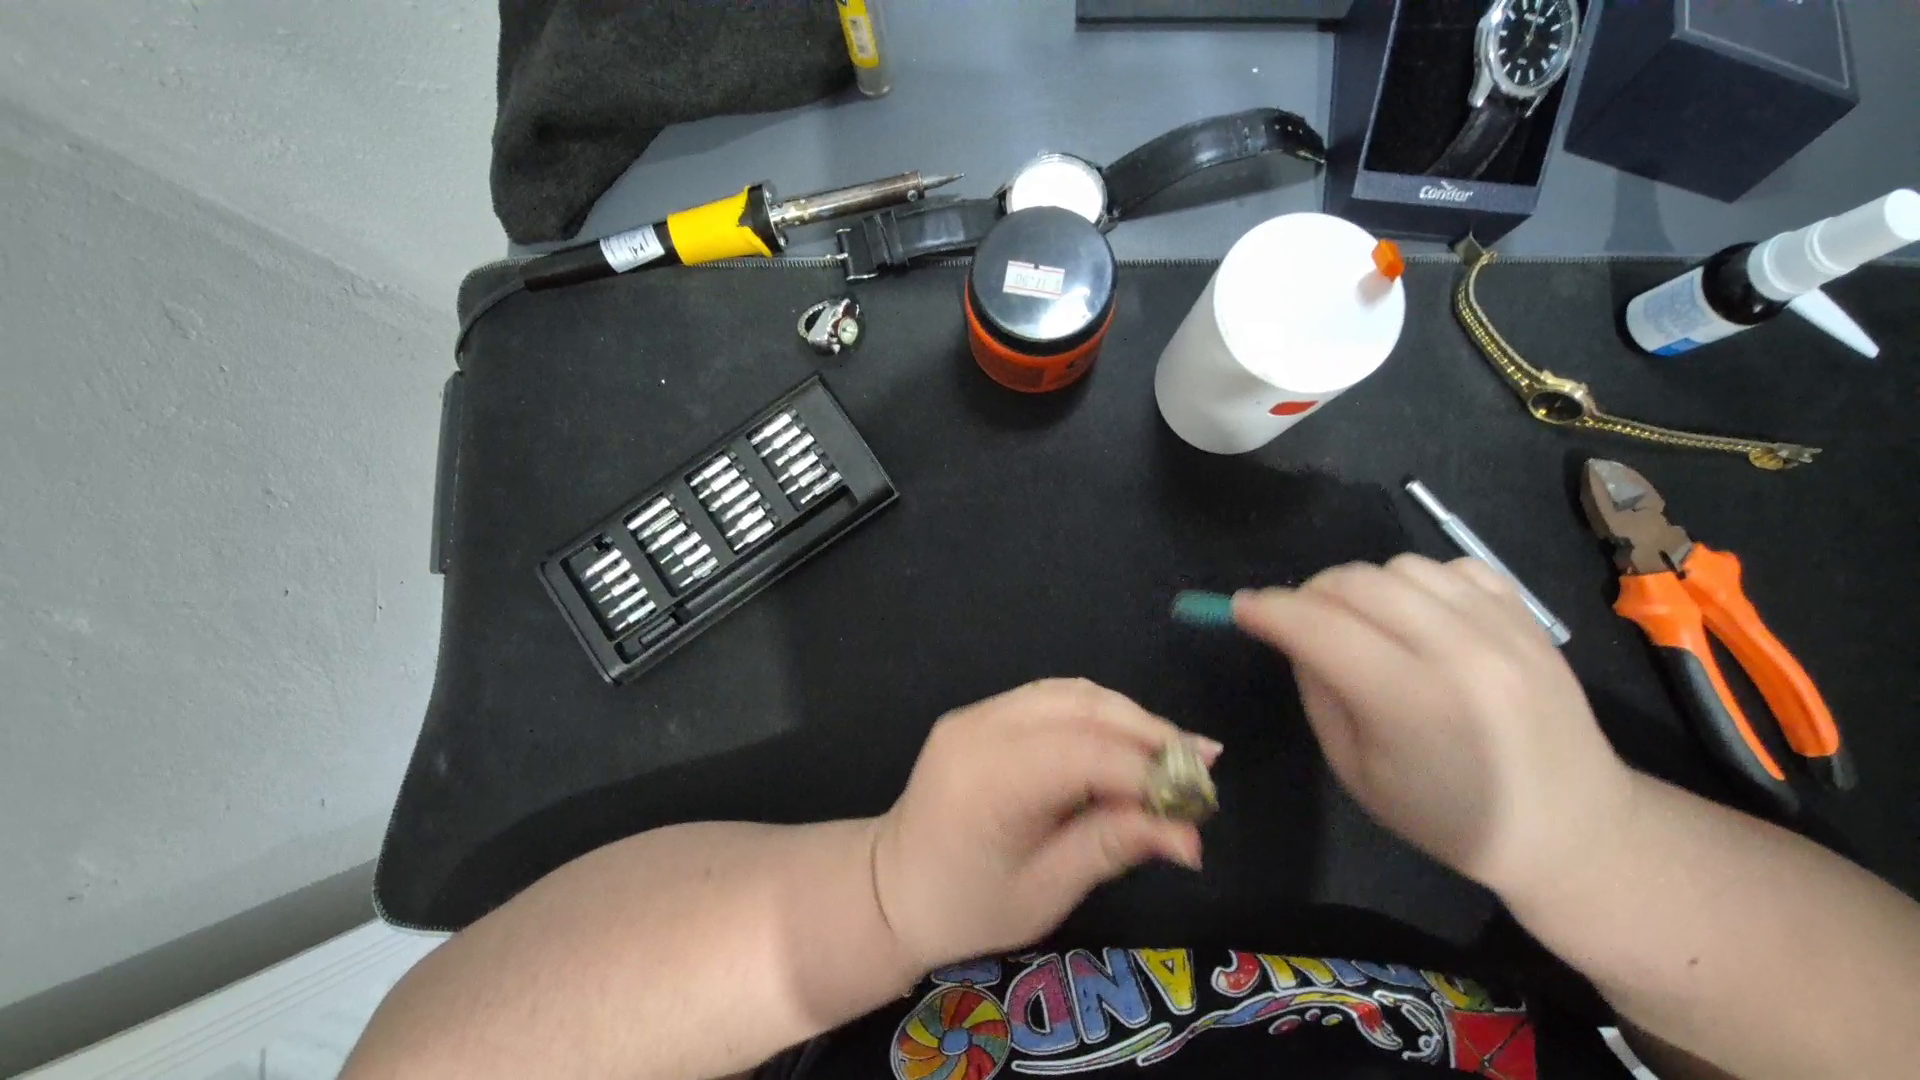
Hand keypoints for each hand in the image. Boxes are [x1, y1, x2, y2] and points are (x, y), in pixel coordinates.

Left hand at [872, 678, 1215, 970]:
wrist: (889, 888)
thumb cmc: (966, 907)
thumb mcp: (1045, 891)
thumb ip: (1113, 846)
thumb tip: (1189, 834)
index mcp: (989, 783)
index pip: (1085, 754)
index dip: (1149, 770)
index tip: (1200, 798)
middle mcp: (979, 730)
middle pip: (1082, 707)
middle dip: (1149, 733)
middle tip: (1203, 764)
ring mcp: (975, 714)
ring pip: (1070, 693)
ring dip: (1128, 716)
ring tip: (1175, 752)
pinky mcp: (979, 714)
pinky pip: (1050, 698)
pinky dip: (1097, 713)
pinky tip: (1126, 739)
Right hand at [1234, 555, 1634, 899]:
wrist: (1572, 828)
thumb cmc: (1447, 816)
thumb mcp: (1356, 771)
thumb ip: (1320, 692)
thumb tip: (1295, 636)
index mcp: (1411, 703)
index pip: (1319, 628)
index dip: (1268, 610)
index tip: (1241, 608)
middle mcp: (1459, 653)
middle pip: (1357, 584)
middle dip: (1309, 594)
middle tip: (1296, 621)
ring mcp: (1503, 629)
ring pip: (1401, 567)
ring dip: (1362, 587)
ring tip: (1360, 621)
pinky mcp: (1529, 619)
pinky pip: (1454, 567)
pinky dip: (1419, 582)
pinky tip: (1416, 615)